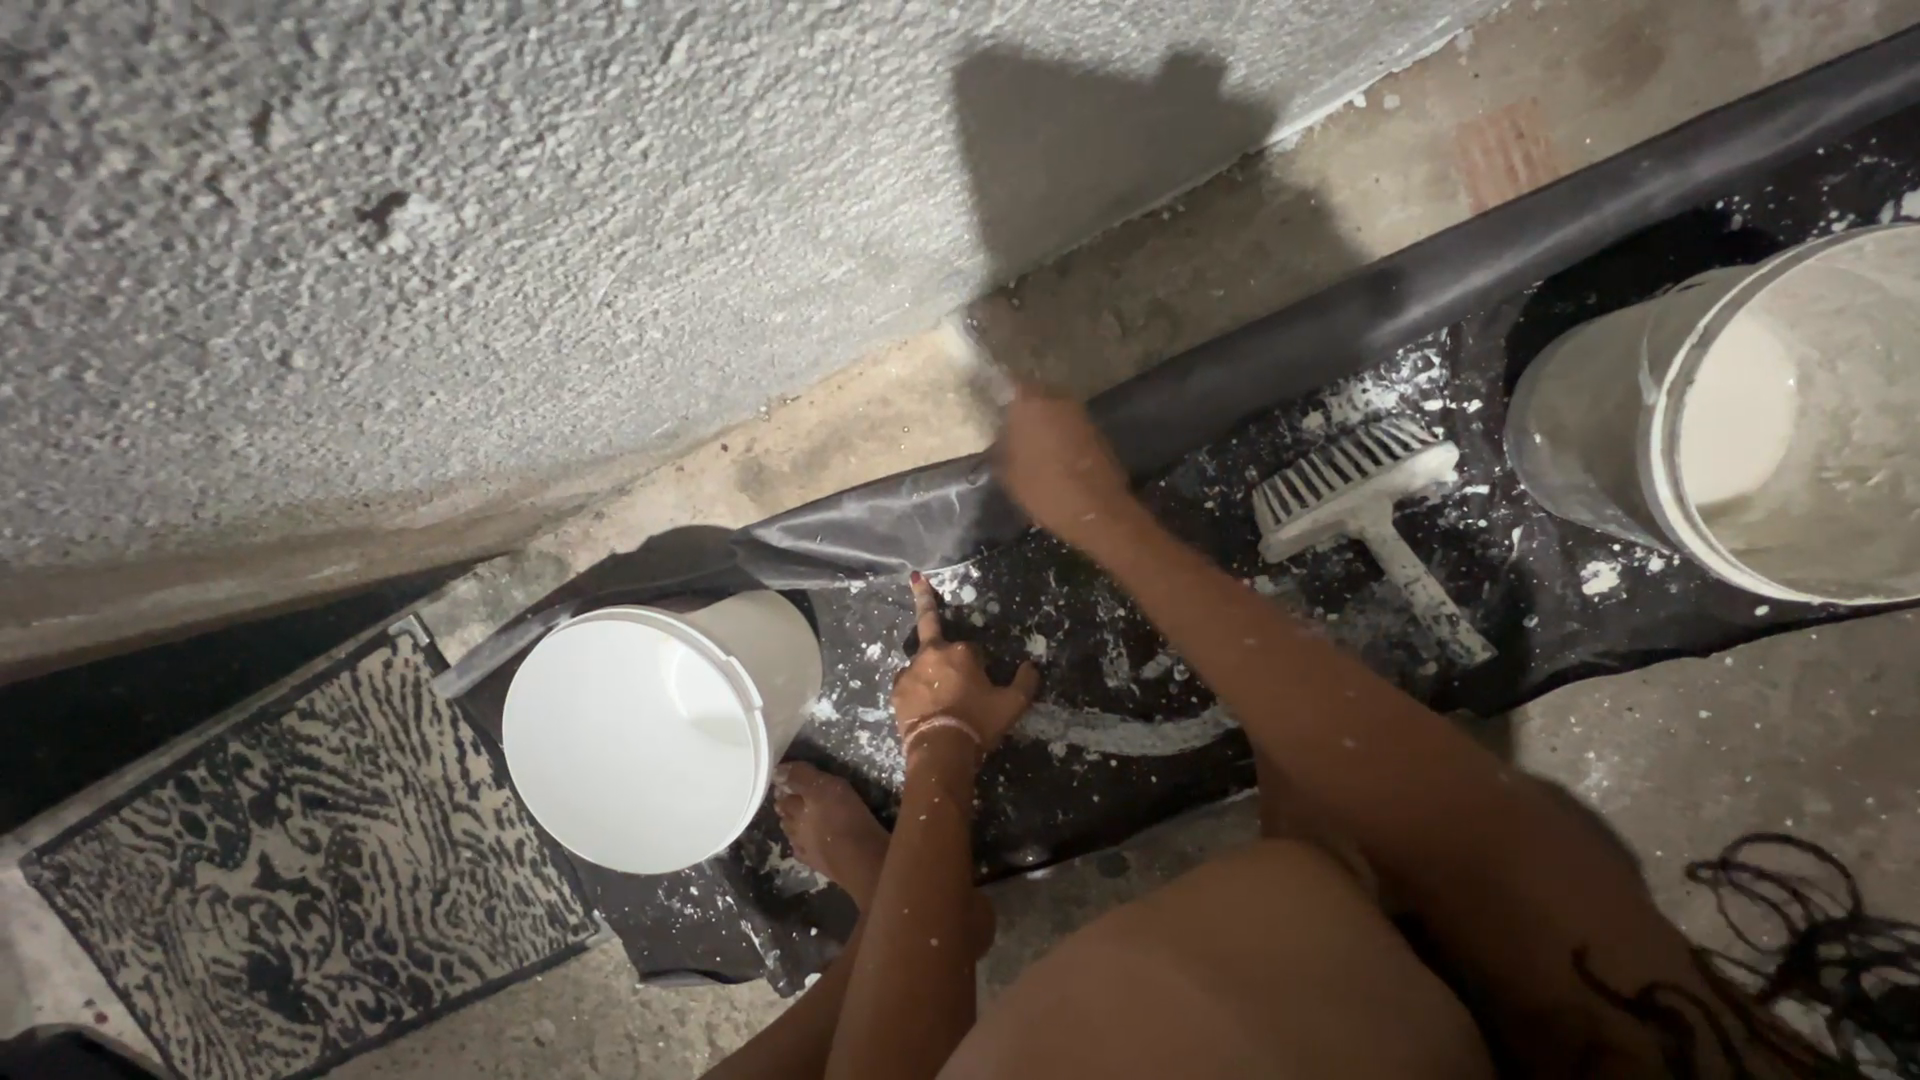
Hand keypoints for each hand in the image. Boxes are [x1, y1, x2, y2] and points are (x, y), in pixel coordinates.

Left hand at [892, 572, 1039, 757]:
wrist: (941, 751)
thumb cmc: (978, 723)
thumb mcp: (1013, 705)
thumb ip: (1026, 682)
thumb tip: (1032, 666)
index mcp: (961, 652)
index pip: (972, 648)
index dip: (979, 663)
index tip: (982, 680)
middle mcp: (931, 653)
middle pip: (932, 628)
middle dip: (925, 600)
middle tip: (917, 579)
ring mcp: (909, 671)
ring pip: (920, 661)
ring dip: (926, 667)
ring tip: (933, 689)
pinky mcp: (896, 691)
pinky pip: (906, 682)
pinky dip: (913, 687)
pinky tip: (920, 704)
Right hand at [993, 380, 1135, 551]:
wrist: (1097, 510)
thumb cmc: (1044, 490)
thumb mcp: (1008, 474)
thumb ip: (1000, 449)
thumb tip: (1000, 438)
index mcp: (1030, 404)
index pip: (1011, 383)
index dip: (1002, 392)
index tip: (994, 406)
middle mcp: (1057, 400)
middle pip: (1036, 394)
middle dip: (1025, 407)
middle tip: (1012, 426)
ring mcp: (1080, 414)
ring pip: (1055, 409)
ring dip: (1045, 421)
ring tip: (1033, 443)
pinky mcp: (1096, 430)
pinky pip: (1070, 425)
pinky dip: (1061, 433)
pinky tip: (1055, 454)